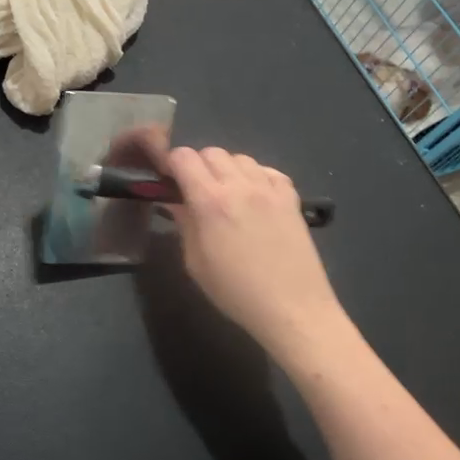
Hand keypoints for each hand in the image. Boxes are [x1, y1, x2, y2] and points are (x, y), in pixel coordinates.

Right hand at [156, 145, 344, 347]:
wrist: (291, 307)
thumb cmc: (235, 292)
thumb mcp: (195, 262)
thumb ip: (184, 224)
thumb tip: (175, 201)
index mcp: (210, 201)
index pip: (183, 158)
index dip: (171, 165)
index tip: (168, 182)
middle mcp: (240, 185)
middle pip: (211, 152)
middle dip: (197, 166)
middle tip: (195, 192)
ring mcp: (269, 189)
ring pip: (240, 158)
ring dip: (226, 169)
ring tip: (226, 195)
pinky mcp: (291, 198)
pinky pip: (268, 171)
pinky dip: (255, 176)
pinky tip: (253, 197)